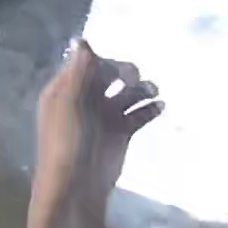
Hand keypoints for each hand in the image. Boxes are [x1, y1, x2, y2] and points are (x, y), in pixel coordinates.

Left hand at [30, 40, 162, 227]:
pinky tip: (160, 107)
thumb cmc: (67, 143)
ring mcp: (106, 116)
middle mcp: (88, 100)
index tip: (119, 72)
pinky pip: (140, 113)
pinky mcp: (122, 132)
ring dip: (144, 89)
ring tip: (154, 93)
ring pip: (129, 93)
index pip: (90, 64)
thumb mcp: (69, 105)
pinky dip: (151, 108)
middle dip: (128, 74)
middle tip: (137, 82)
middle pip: (113, 75)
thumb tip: (83, 40)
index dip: (106, 64)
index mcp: (68, 91)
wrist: (76, 186)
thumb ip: (78, 73)